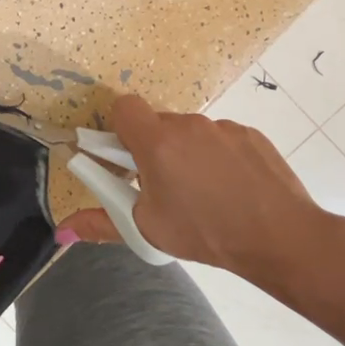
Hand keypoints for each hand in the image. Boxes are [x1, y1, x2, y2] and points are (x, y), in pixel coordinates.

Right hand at [57, 94, 344, 286]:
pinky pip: (221, 140)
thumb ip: (100, 223)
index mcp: (155, 142)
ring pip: (189, 133)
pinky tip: (230, 191)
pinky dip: (217, 159)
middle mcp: (187, 125)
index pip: (123, 107)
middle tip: (159, 185)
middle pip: (156, 123)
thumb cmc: (205, 232)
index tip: (122, 157)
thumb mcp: (146, 229)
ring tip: (200, 194)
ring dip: (184, 154)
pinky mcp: (252, 136)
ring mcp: (223, 128)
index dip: (117, 128)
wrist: (283, 238)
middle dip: (150, 148)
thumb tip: (61, 231)